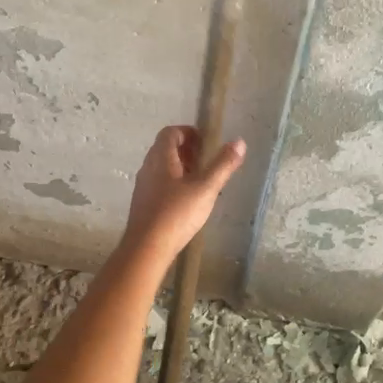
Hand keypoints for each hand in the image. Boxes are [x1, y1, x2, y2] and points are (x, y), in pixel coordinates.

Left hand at [121, 126, 245, 263]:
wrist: (146, 250)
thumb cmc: (176, 214)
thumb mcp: (205, 188)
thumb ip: (223, 165)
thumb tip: (239, 142)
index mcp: (161, 158)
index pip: (170, 132)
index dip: (188, 132)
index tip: (205, 143)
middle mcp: (148, 167)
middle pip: (165, 148)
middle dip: (186, 150)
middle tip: (205, 161)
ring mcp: (143, 186)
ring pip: (161, 167)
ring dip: (180, 167)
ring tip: (199, 181)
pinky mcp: (142, 204)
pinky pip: (158, 183)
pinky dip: (173, 183)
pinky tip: (186, 201)